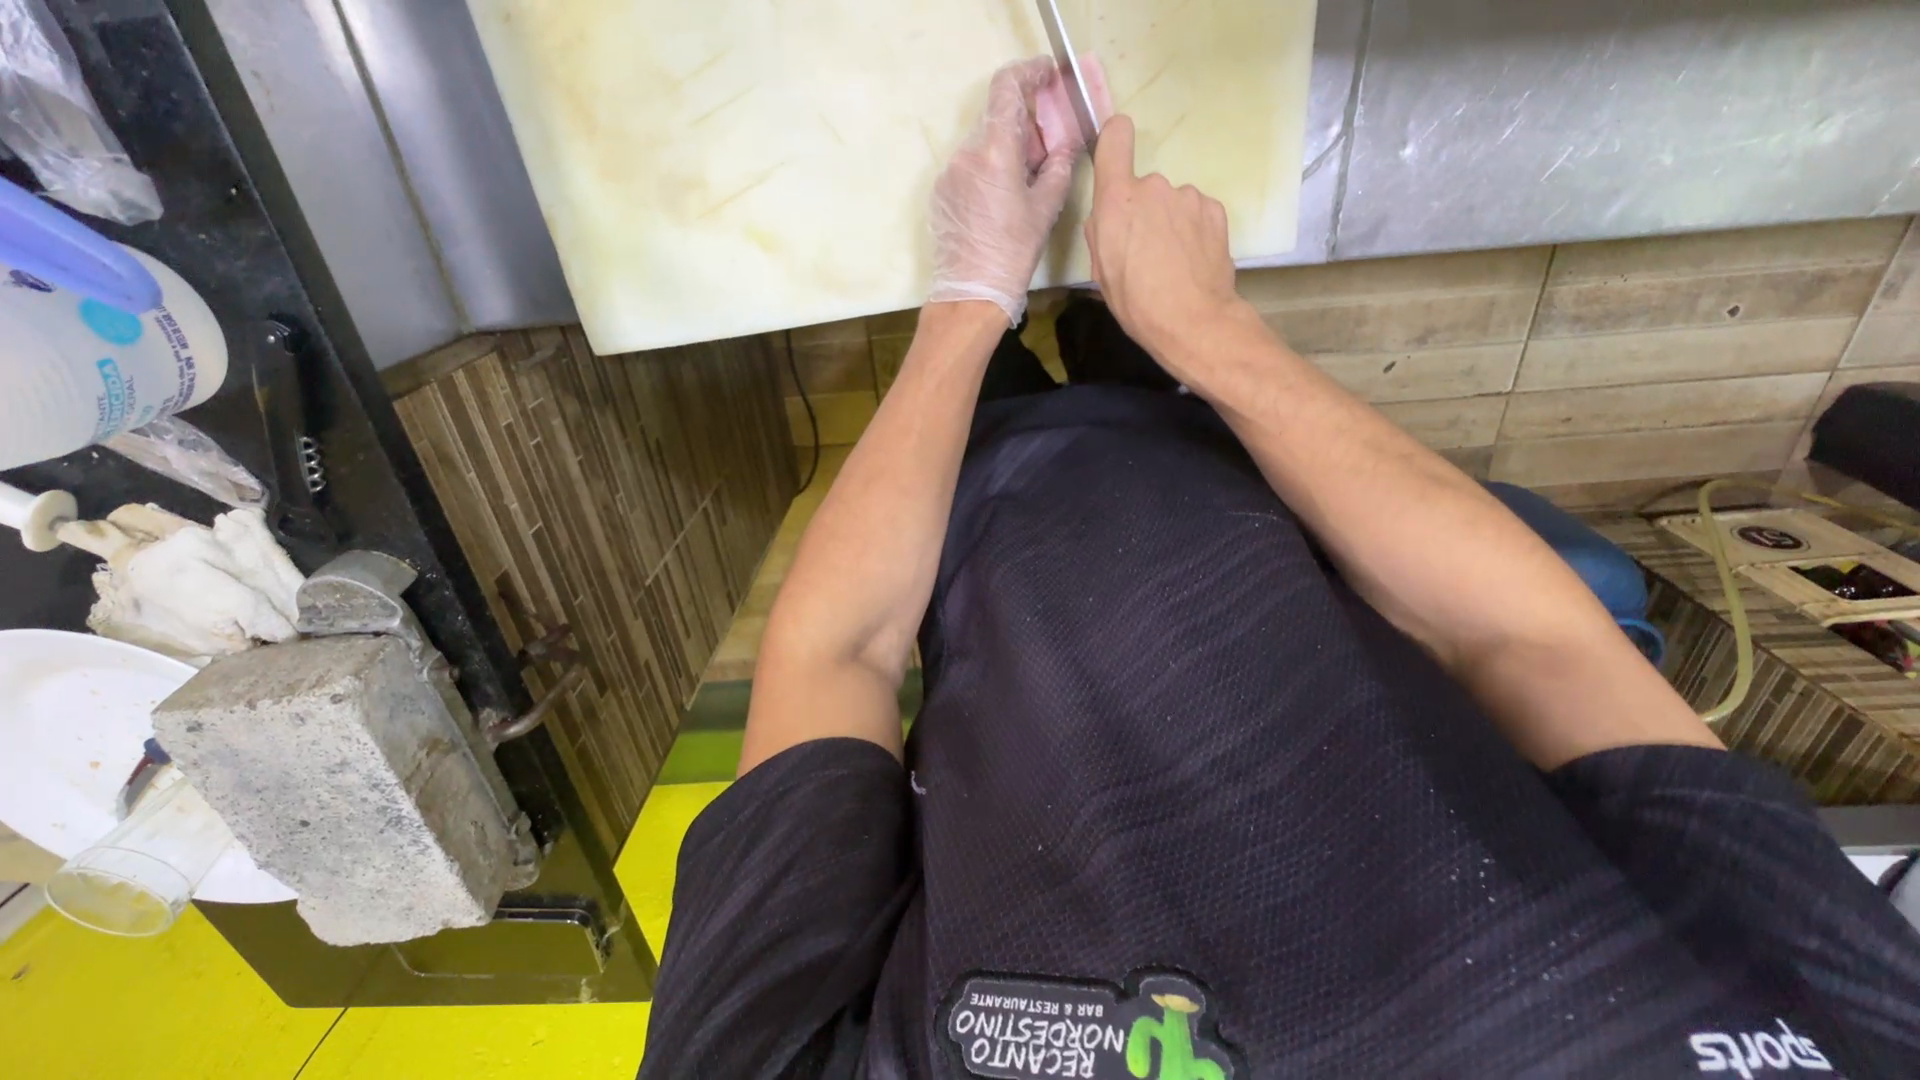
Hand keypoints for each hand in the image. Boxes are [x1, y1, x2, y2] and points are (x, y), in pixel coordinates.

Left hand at [928, 58, 1083, 324]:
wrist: (970, 293)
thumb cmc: (1012, 254)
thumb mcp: (1045, 209)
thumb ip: (1057, 167)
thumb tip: (1063, 147)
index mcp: (994, 151)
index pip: (1007, 87)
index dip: (1029, 73)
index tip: (1046, 76)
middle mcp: (966, 154)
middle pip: (996, 119)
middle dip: (1024, 124)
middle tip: (1048, 146)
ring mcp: (949, 173)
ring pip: (983, 145)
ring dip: (1007, 150)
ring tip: (1027, 182)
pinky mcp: (941, 193)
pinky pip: (969, 168)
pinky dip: (989, 170)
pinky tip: (1003, 200)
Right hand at [1084, 115, 1246, 375]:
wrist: (1193, 320)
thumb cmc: (1136, 301)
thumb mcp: (1101, 272)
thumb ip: (1102, 232)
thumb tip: (1110, 217)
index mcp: (1117, 199)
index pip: (1115, 138)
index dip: (1114, 140)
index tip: (1116, 153)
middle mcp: (1154, 186)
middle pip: (1143, 188)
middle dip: (1143, 212)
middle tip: (1146, 251)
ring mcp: (1189, 196)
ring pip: (1172, 203)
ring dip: (1170, 223)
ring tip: (1173, 262)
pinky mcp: (1215, 210)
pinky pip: (1196, 214)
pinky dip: (1193, 231)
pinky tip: (1193, 261)